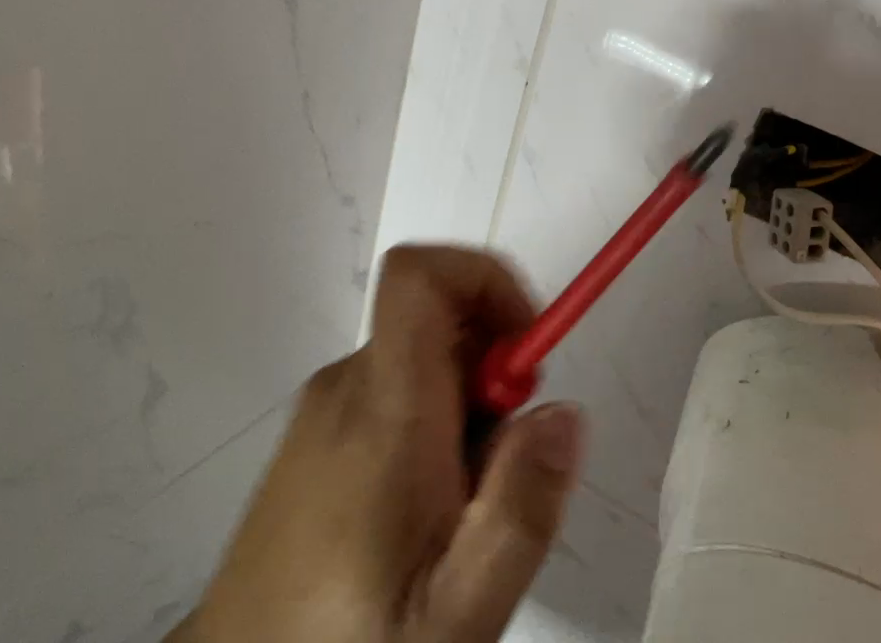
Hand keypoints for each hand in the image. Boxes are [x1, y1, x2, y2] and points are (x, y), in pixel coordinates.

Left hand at [171, 246, 583, 642]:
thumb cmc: (347, 642)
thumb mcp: (458, 607)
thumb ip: (520, 511)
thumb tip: (564, 413)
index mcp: (382, 411)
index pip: (420, 275)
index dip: (487, 281)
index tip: (528, 354)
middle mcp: (346, 388)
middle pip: (441, 322)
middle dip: (498, 373)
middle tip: (503, 467)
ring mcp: (324, 408)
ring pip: (427, 362)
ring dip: (472, 410)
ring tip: (463, 508)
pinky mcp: (317, 433)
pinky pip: (398, 392)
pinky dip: (436, 425)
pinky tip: (425, 511)